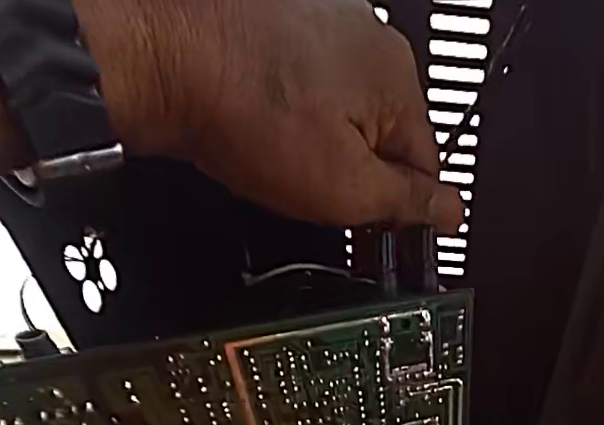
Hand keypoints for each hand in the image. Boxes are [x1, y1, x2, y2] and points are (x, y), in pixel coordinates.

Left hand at [77, 0, 462, 230]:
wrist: (153, 54)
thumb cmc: (240, 110)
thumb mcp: (346, 190)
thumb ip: (409, 204)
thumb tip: (450, 212)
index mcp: (396, 77)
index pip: (428, 168)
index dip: (402, 207)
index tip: (378, 224)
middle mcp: (368, 35)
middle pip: (389, 137)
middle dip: (363, 172)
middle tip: (322, 191)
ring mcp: (324, 18)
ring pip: (351, 113)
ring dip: (329, 143)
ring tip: (287, 154)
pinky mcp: (285, 19)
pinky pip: (314, 85)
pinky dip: (299, 113)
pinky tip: (270, 127)